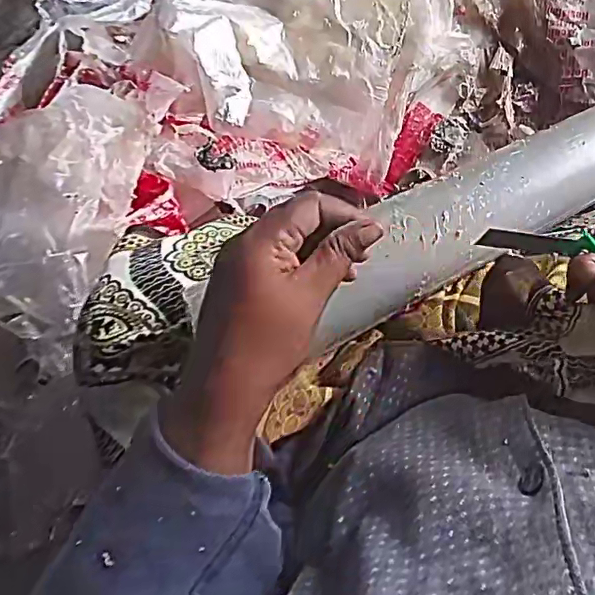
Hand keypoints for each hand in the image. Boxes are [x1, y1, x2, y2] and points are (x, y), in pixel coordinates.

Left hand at [161, 192, 383, 472]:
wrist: (221, 391)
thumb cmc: (268, 345)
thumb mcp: (310, 295)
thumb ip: (339, 254)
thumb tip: (370, 226)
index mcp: (260, 239)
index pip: (309, 204)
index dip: (345, 212)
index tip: (372, 232)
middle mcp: (243, 239)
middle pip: (296, 214)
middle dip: (333, 226)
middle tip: (363, 250)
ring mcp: (236, 257)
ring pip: (286, 233)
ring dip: (319, 243)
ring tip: (348, 267)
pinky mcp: (236, 275)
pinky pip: (272, 252)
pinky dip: (300, 258)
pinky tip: (320, 277)